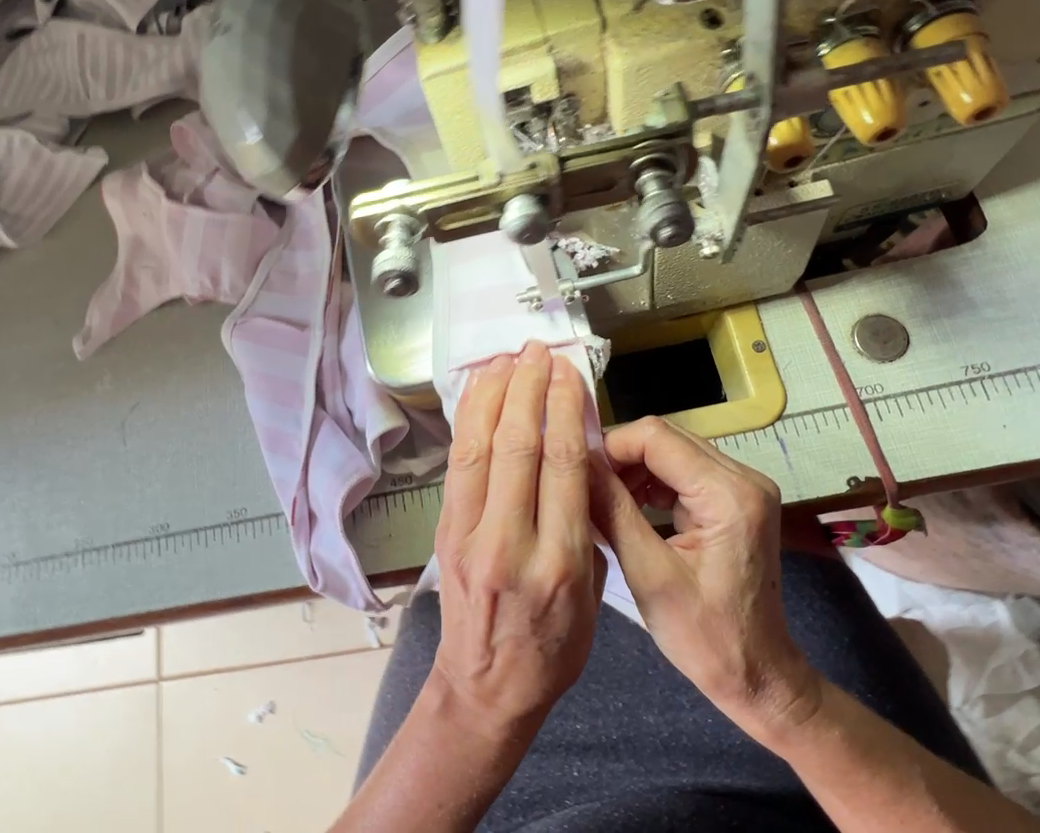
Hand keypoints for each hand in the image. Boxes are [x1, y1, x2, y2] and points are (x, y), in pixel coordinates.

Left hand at [431, 342, 605, 733]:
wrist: (488, 686)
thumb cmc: (553, 646)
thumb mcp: (594, 592)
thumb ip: (586, 521)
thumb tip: (578, 453)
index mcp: (559, 561)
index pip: (563, 465)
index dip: (564, 408)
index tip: (567, 373)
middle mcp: (510, 543)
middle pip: (518, 447)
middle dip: (528, 389)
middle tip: (538, 351)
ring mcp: (469, 536)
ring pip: (479, 448)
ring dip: (492, 395)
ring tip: (505, 358)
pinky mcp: (446, 532)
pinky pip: (458, 465)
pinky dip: (467, 422)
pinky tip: (477, 394)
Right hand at [590, 416, 823, 736]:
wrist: (757, 673)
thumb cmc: (704, 636)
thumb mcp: (648, 574)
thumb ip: (612, 511)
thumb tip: (577, 464)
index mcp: (729, 494)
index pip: (655, 436)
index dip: (609, 448)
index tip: (577, 476)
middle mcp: (744, 478)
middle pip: (665, 437)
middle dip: (619, 458)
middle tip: (585, 490)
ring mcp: (745, 486)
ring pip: (672, 450)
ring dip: (633, 471)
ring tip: (602, 504)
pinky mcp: (738, 498)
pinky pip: (684, 470)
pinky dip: (652, 483)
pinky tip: (628, 509)